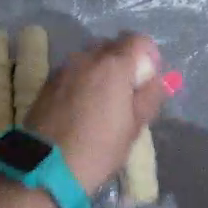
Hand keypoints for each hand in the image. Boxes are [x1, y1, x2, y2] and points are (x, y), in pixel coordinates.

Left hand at [23, 32, 177, 190]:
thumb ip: (149, 97)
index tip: (149, 77)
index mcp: (113, 65)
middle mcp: (87, 57)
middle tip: (129, 90)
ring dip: (102, 69)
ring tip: (104, 100)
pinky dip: (83, 78)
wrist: (47, 167)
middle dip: (125, 61)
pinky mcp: (48, 81)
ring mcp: (64, 67)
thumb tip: (160, 79)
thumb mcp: (133, 127)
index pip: (138, 40)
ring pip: (91, 56)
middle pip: (113, 45)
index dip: (149, 54)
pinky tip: (83, 105)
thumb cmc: (99, 148)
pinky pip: (73, 70)